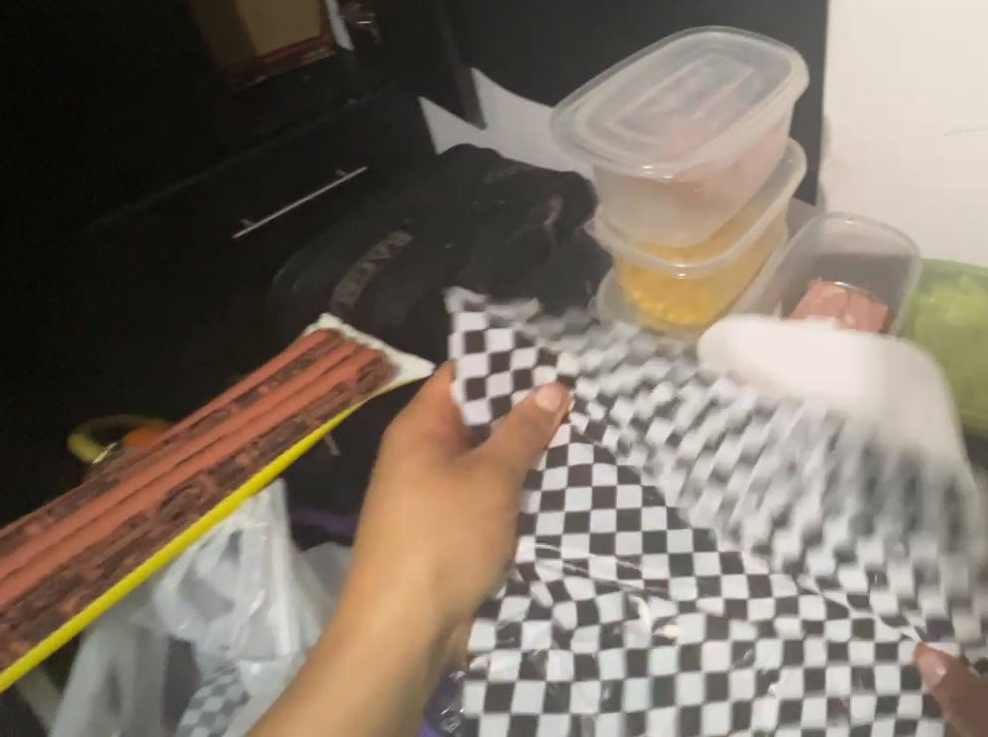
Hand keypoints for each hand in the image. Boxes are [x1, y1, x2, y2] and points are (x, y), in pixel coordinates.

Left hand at [343, 361, 570, 635]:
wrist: (403, 635)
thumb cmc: (442, 540)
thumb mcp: (491, 477)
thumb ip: (524, 429)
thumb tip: (554, 386)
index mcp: (421, 428)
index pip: (463, 372)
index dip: (506, 359)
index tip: (554, 353)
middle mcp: (426, 452)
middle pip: (481, 412)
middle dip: (528, 404)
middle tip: (581, 388)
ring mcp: (438, 490)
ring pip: (491, 453)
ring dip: (529, 446)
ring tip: (583, 424)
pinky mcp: (453, 524)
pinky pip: (491, 488)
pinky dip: (521, 481)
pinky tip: (563, 473)